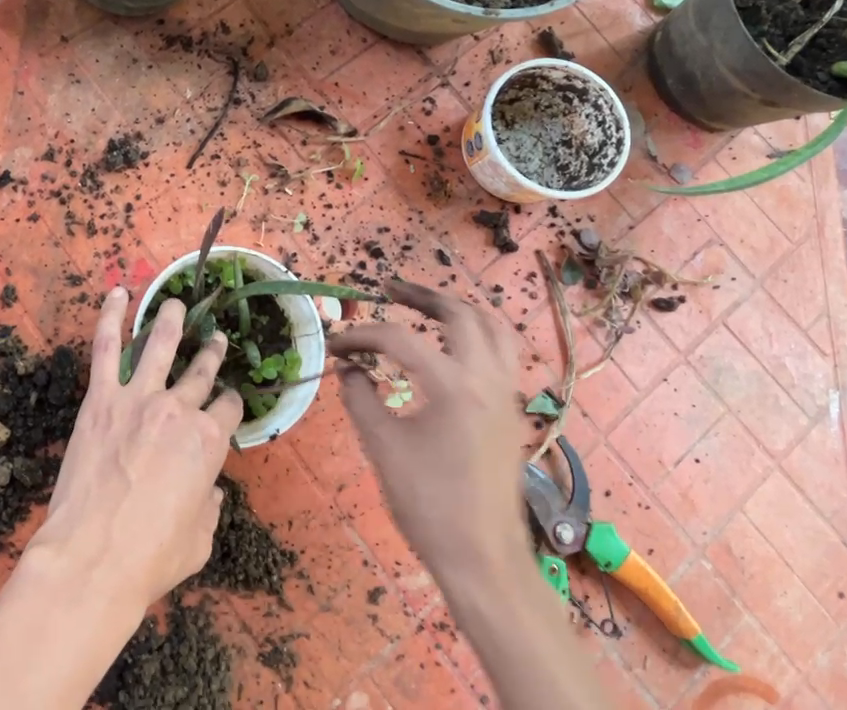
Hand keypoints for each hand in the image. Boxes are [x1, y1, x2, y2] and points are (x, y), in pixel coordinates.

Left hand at [24, 287, 243, 613]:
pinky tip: (117, 294)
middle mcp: (179, 410)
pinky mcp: (100, 399)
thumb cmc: (153, 556)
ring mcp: (137, 399)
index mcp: (210, 441)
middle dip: (211, 354)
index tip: (227, 404)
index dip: (230, 405)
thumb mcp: (200, 538)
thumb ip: (208, 507)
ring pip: (159, 346)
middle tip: (216, 340)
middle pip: (201, 373)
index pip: (228, 408)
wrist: (93, 555)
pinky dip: (110, 318)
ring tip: (176, 304)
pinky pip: (104, 348)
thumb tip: (208, 492)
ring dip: (171, 321)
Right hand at [330, 279, 533, 578]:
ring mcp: (507, 394)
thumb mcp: (383, 447)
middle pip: (459, 314)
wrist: (482, 556)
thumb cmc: (428, 503)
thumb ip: (360, 397)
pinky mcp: (512, 412)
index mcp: (454, 385)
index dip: (361, 336)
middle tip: (388, 289)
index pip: (399, 338)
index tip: (334, 345)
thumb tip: (348, 369)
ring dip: (457, 311)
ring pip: (492, 328)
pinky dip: (476, 336)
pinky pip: (501, 354)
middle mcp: (488, 378)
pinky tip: (451, 348)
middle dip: (421, 296)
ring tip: (425, 307)